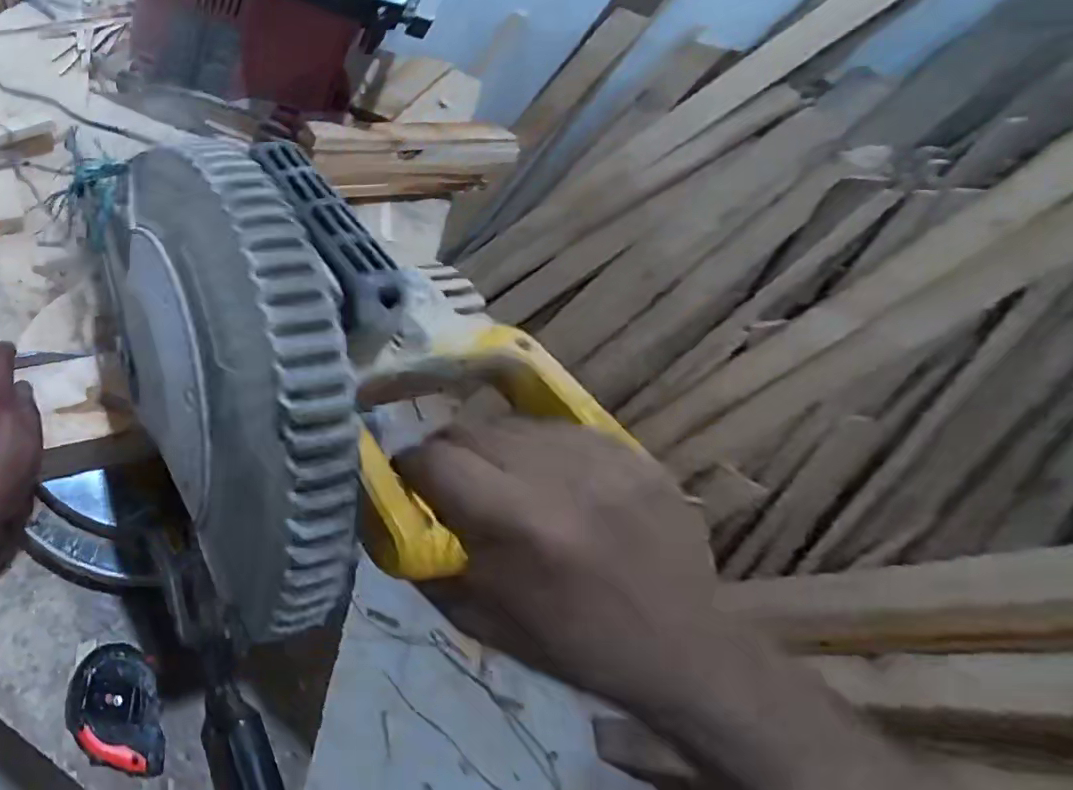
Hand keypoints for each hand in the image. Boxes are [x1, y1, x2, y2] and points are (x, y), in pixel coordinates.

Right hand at [400, 419, 936, 789]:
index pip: (433, 459)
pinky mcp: (626, 448)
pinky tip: (549, 481)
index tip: (409, 485)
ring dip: (488, 448)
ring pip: (506, 423)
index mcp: (520, 523)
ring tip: (503, 482)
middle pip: (465, 430)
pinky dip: (534, 448)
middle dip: (445, 455)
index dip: (408, 469)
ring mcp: (598, 454)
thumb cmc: (575, 644)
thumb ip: (423, 559)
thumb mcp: (482, 618)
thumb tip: (384, 509)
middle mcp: (557, 474)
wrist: (688, 651)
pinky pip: (551, 427)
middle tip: (452, 484)